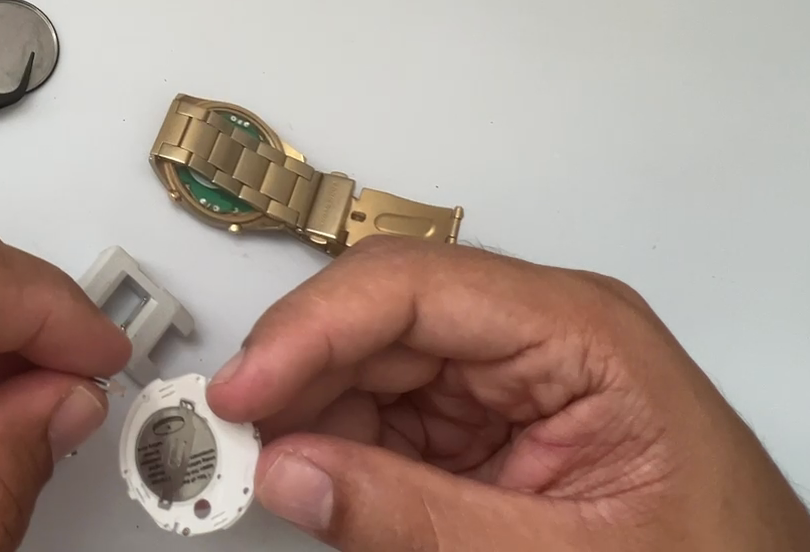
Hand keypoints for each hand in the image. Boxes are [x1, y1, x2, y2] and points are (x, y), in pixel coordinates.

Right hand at [207, 239, 809, 550]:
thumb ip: (416, 522)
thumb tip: (282, 476)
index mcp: (573, 327)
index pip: (408, 287)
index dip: (311, 328)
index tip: (245, 390)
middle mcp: (524, 323)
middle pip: (374, 312)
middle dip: (299, 369)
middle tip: (236, 431)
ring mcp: (498, 362)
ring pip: (364, 354)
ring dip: (308, 405)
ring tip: (266, 460)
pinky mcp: (478, 405)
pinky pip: (381, 402)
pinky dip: (335, 436)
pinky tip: (314, 469)